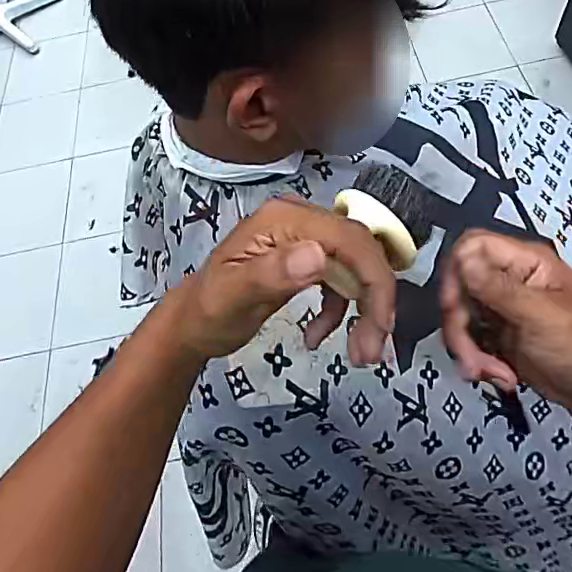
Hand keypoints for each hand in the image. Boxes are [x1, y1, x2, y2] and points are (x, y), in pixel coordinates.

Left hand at [169, 196, 397, 363]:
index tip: (382, 325)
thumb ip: (272, 273)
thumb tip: (319, 256)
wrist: (189, 324)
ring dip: (364, 309)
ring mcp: (306, 237)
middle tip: (372, 349)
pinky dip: (341, 310)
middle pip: (360, 251)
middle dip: (374, 299)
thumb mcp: (232, 296)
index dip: (375, 279)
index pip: (349, 239)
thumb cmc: (206, 311)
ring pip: (356, 267)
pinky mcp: (308, 257)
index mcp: (286, 219)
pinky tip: (318, 335)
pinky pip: (342, 279)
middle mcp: (302, 220)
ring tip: (360, 352)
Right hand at [438, 230, 571, 411]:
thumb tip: (464, 259)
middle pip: (460, 284)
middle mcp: (511, 278)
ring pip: (460, 314)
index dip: (457, 272)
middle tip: (471, 356)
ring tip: (489, 372)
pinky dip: (475, 358)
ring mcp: (501, 305)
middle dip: (460, 324)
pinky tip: (497, 374)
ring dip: (467, 347)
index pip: (475, 246)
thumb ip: (500, 288)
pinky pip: (468, 337)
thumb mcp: (542, 316)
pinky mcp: (496, 331)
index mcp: (528, 261)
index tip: (453, 306)